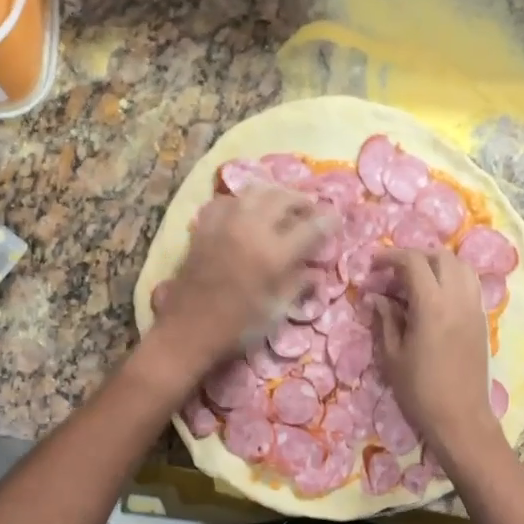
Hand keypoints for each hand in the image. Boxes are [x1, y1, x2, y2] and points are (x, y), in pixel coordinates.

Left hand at [149, 185, 327, 375]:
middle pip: (284, 198)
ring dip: (274, 195)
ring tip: (281, 206)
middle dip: (302, 201)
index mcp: (274, 253)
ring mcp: (225, 224)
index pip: (311, 226)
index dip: (328, 221)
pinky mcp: (204, 227)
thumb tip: (315, 272)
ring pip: (255, 192)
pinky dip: (241, 202)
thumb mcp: (276, 311)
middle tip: (311, 210)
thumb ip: (297, 285)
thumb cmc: (236, 328)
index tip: (336, 218)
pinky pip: (226, 201)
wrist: (187, 331)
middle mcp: (251, 229)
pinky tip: (245, 213)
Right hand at [368, 248, 498, 452]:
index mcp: (432, 305)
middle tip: (393, 272)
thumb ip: (385, 320)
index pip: (413, 262)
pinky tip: (435, 296)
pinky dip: (452, 278)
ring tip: (416, 279)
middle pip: (441, 256)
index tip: (373, 266)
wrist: (460, 418)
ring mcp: (474, 308)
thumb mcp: (392, 356)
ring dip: (437, 264)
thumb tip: (377, 297)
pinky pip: (470, 284)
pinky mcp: (482, 320)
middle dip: (415, 256)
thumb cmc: (419, 391)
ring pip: (461, 266)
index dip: (391, 257)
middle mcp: (458, 298)